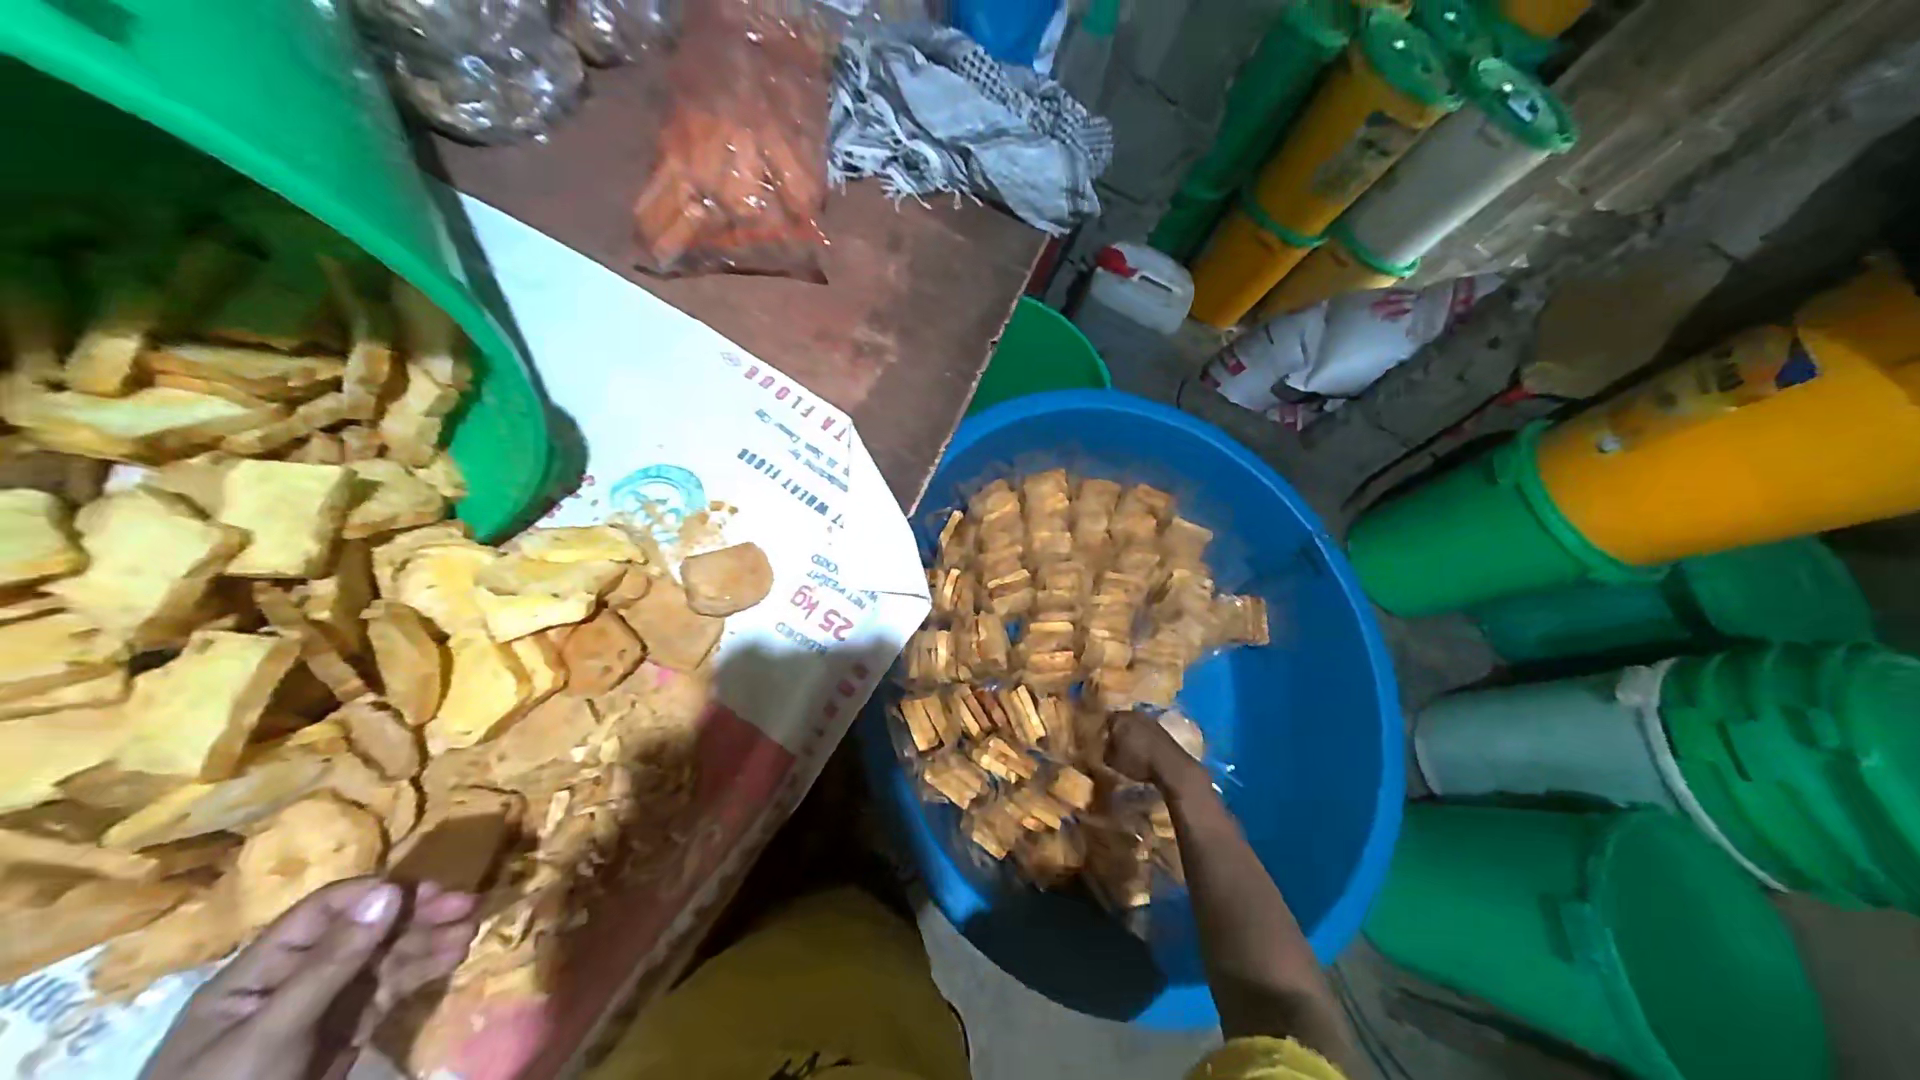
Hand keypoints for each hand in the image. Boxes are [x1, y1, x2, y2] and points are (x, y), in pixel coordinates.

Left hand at [142, 878, 478, 1079]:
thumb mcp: (271, 1033)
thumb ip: (330, 963)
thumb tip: (389, 890)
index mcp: (260, 971)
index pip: (325, 911)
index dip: (377, 895)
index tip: (429, 890)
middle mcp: (294, 979)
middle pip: (364, 931)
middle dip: (417, 915)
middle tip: (468, 905)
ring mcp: (323, 1006)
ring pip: (385, 958)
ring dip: (429, 939)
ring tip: (471, 928)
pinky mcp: (346, 1031)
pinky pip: (390, 989)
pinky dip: (423, 970)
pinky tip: (453, 956)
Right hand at [1108, 711, 1210, 798]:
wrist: (1170, 765)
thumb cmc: (1136, 760)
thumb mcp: (1110, 759)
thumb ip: (1102, 749)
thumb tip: (1099, 745)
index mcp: (1118, 716)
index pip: (1102, 719)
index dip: (1099, 730)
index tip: (1097, 741)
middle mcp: (1133, 713)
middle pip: (1119, 720)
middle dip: (1115, 731)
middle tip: (1111, 744)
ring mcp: (1149, 719)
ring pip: (1133, 725)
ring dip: (1130, 734)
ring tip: (1126, 748)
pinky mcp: (1161, 728)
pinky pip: (1145, 731)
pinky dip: (1141, 738)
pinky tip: (1141, 750)